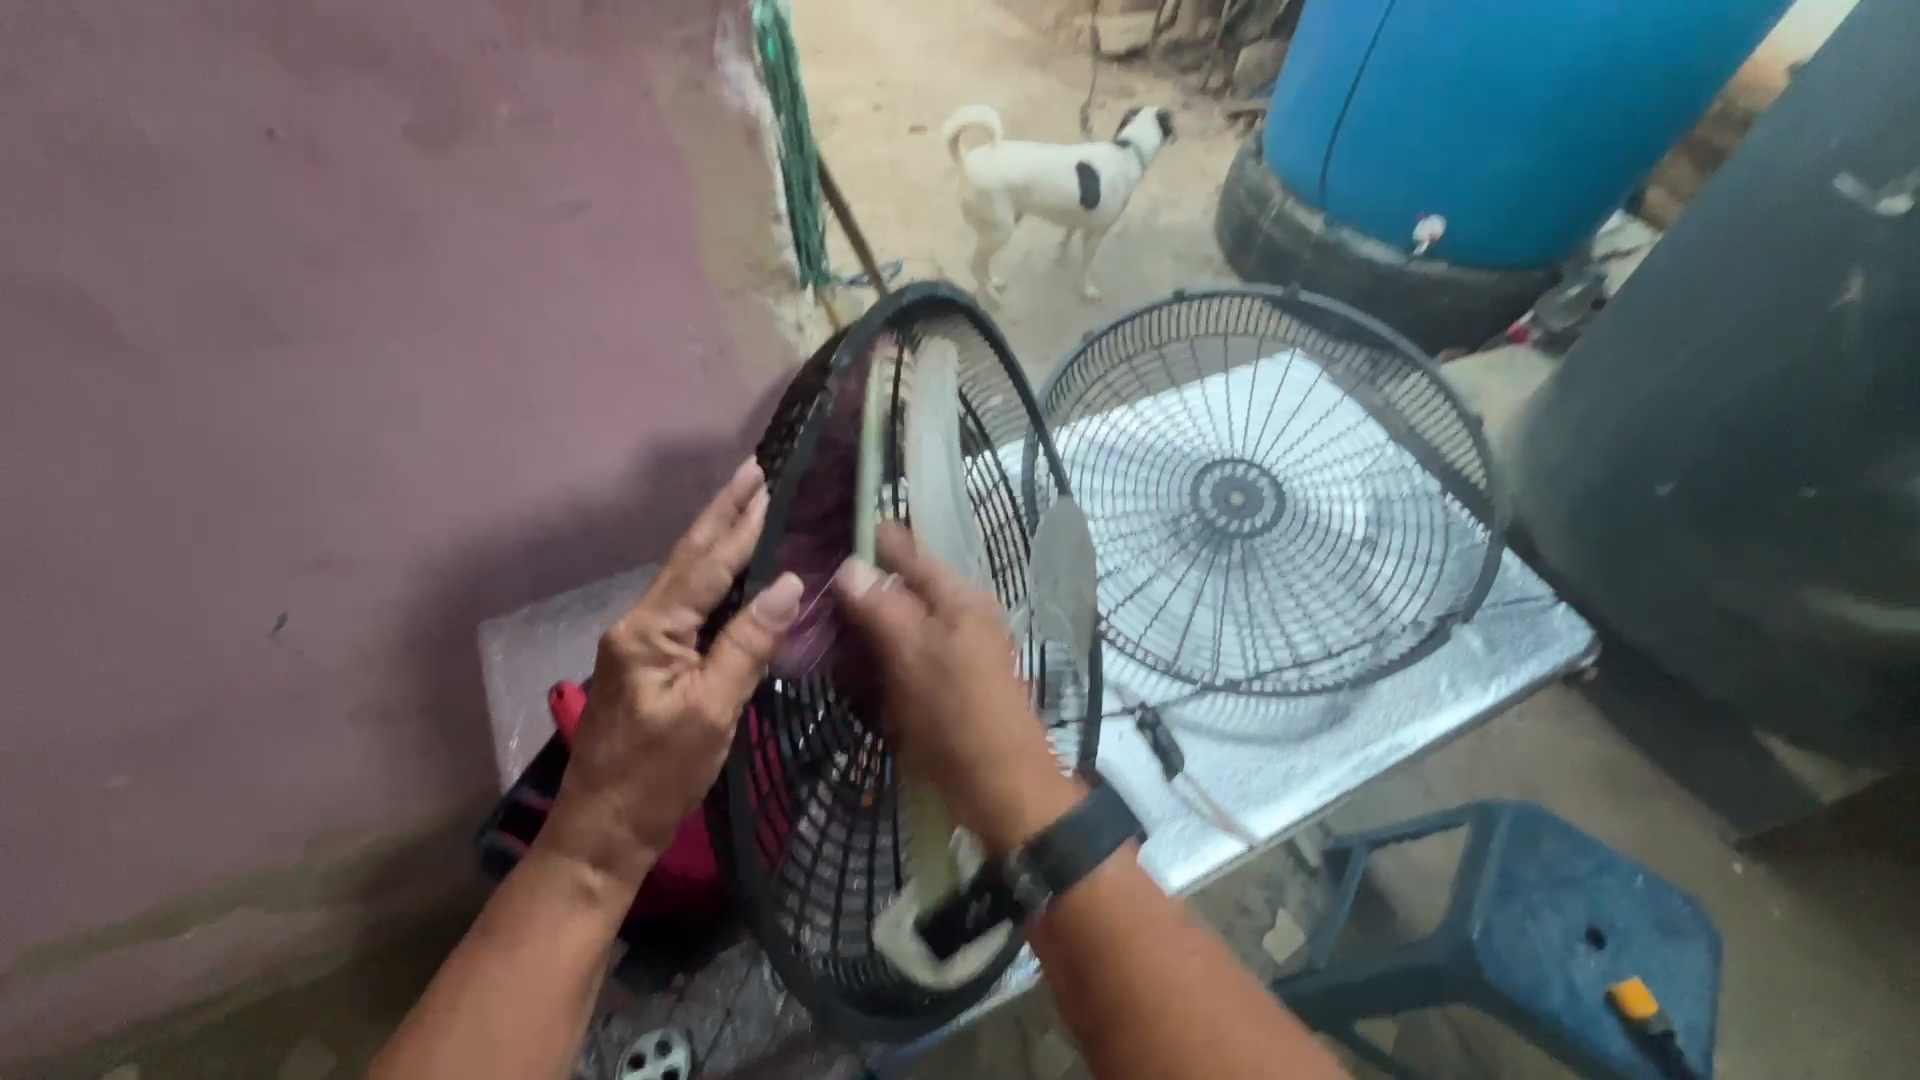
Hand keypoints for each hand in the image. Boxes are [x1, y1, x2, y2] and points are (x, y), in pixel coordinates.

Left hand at [540, 459, 803, 889]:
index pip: (705, 567)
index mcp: (649, 632)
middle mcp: (637, 625)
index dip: (739, 527)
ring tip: (745, 506)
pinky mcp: (644, 663)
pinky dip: (711, 578)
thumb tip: (788, 585)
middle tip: (751, 472)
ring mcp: (636, 644)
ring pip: (683, 580)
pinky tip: (729, 570)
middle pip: (686, 560)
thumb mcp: (711, 712)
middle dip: (720, 514)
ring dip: (716, 540)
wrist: (601, 832)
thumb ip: (747, 644)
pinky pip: (684, 606)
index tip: (767, 485)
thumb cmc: (658, 777)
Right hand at [832, 522, 1083, 851]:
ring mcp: (950, 652)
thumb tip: (849, 564)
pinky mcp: (941, 685)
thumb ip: (882, 607)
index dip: (873, 539)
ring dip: (863, 622)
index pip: (909, 552)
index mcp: (959, 598)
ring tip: (815, 618)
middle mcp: (957, 617)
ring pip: (898, 624)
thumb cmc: (958, 713)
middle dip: (860, 585)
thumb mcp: (915, 653)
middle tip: (808, 581)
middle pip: (902, 588)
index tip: (829, 524)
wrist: (999, 785)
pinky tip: (845, 659)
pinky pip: (901, 656)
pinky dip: (874, 654)